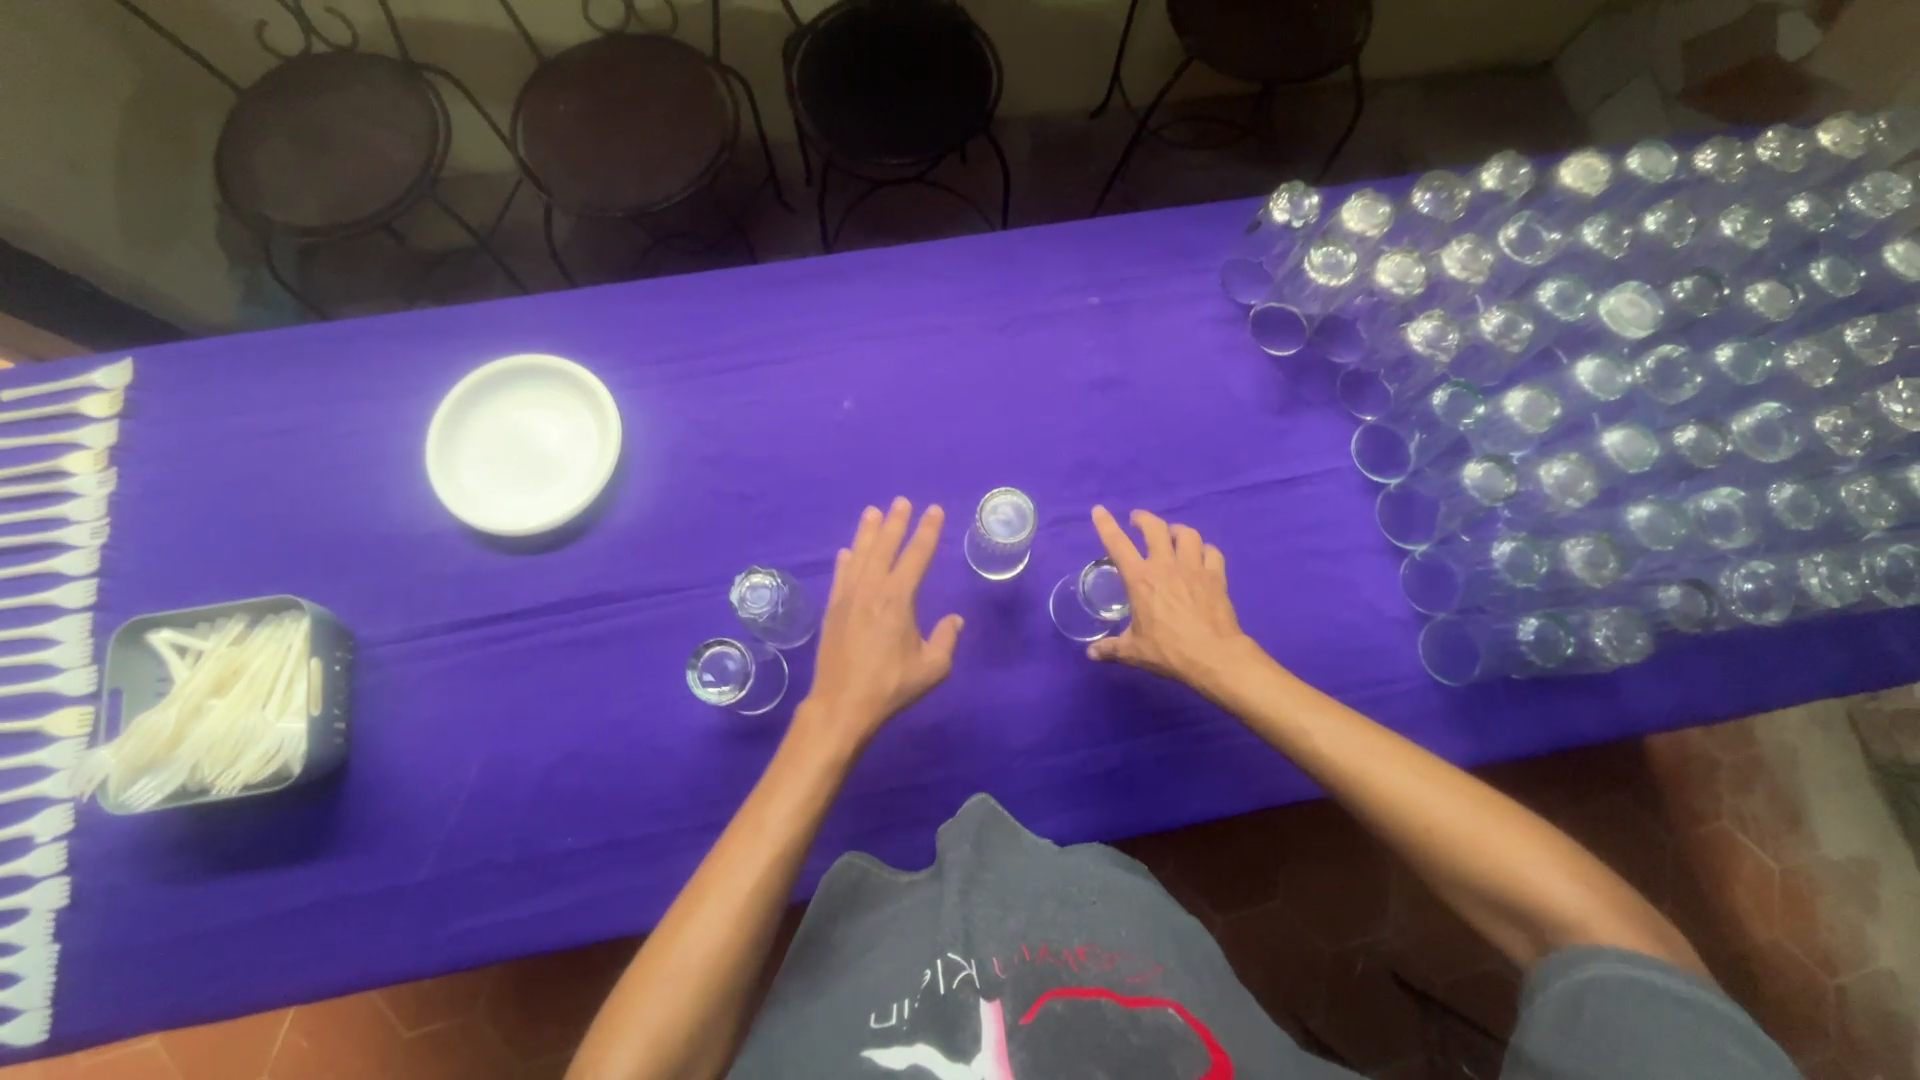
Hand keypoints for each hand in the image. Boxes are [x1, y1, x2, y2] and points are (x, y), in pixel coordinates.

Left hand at [798, 498, 963, 755]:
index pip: (916, 556)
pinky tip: (847, 551)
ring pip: (860, 556)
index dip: (927, 532)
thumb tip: (954, 620)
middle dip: (895, 523)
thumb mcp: (932, 669)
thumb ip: (946, 640)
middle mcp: (872, 590)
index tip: (934, 510)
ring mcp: (848, 598)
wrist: (842, 704)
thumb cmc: (891, 686)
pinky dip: (846, 561)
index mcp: (898, 599)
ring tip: (873, 511)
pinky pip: (841, 576)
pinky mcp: (833, 611)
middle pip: (885, 547)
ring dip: (868, 533)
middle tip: (902, 501)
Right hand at [1086, 506, 1255, 693]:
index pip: (1118, 544)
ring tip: (1172, 534)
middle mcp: (1166, 566)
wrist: (1213, 656)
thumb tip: (1091, 654)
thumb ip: (1110, 649)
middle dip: (1144, 519)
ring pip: (1187, 534)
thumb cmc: (1168, 651)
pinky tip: (1203, 554)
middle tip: (1138, 520)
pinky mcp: (1216, 577)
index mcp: (1140, 579)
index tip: (1099, 510)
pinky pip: (1212, 552)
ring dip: (1177, 530)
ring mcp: (1194, 568)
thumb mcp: (1133, 652)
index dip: (1106, 525)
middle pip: (1155, 528)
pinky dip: (1205, 549)